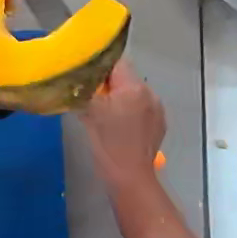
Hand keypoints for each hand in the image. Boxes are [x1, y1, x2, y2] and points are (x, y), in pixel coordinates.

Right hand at [79, 61, 166, 187]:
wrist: (129, 175)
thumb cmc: (106, 142)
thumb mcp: (88, 112)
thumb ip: (85, 90)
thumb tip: (77, 78)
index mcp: (133, 87)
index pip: (117, 62)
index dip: (100, 67)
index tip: (87, 76)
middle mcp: (150, 93)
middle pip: (126, 76)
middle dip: (109, 83)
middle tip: (93, 96)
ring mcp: (157, 108)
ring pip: (134, 92)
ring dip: (120, 96)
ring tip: (107, 113)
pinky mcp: (160, 122)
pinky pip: (142, 106)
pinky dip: (130, 109)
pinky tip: (120, 124)